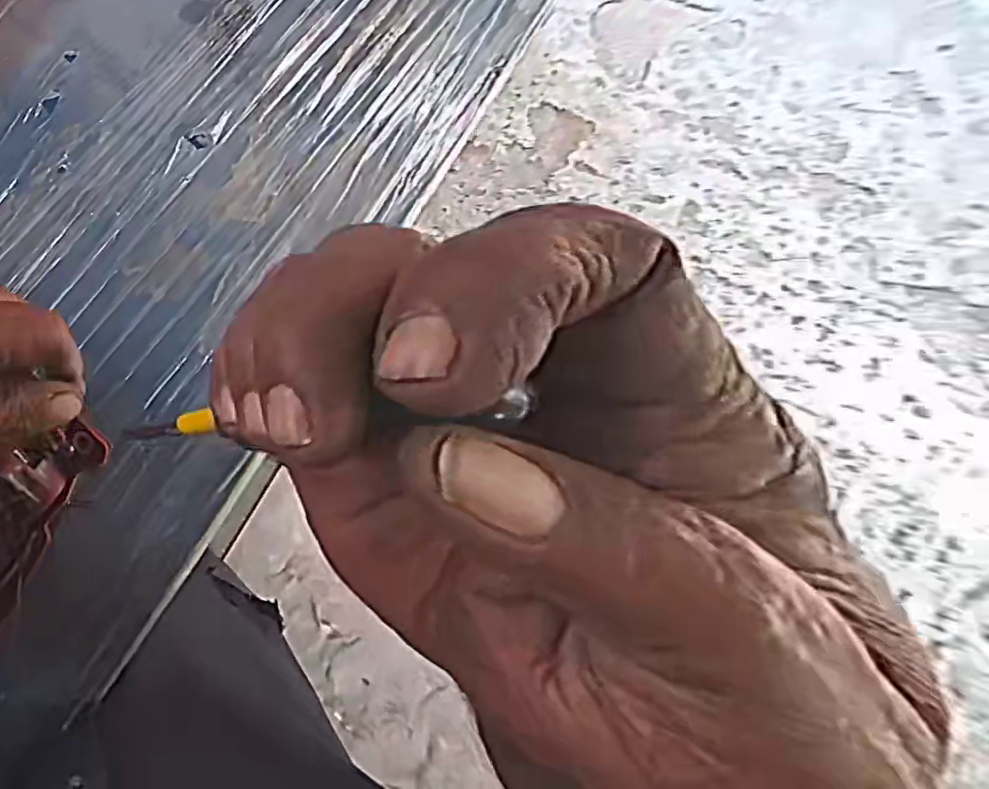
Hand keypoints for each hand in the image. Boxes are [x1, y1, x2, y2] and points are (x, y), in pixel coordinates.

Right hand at [215, 206, 948, 786]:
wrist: (655, 757)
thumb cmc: (745, 697)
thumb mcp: (747, 649)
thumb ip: (618, 554)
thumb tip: (450, 466)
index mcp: (650, 375)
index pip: (576, 253)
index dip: (490, 280)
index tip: (430, 378)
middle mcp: (514, 363)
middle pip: (412, 257)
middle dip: (342, 309)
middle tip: (325, 412)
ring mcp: (413, 400)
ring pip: (326, 295)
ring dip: (278, 340)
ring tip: (275, 426)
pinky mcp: (346, 444)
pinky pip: (278, 373)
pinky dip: (244, 380)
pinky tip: (246, 421)